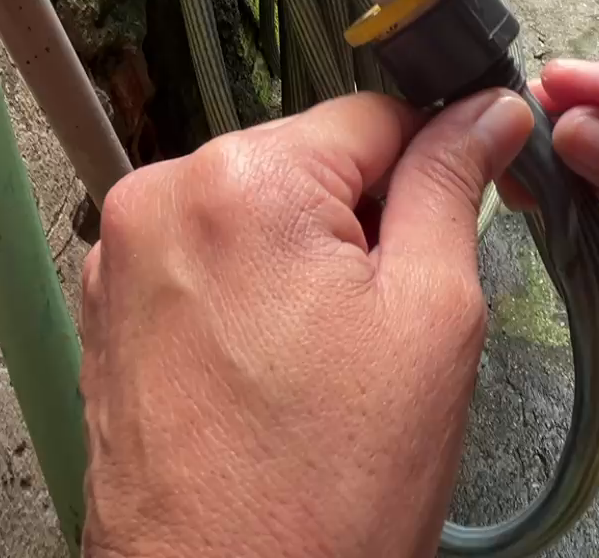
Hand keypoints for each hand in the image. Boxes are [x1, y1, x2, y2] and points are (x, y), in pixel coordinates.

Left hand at [78, 89, 534, 557]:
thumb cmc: (327, 488)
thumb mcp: (430, 314)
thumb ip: (453, 184)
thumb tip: (486, 111)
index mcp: (243, 178)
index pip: (372, 113)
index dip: (429, 156)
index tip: (455, 198)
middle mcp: (164, 193)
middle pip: (311, 158)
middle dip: (363, 212)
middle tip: (387, 308)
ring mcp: (125, 248)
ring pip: (263, 201)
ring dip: (309, 247)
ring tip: (327, 346)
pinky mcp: (112, 298)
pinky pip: (212, 246)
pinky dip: (255, 277)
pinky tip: (276, 353)